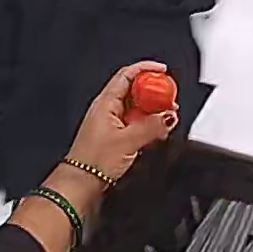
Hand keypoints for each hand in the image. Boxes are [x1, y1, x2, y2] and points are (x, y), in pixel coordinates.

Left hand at [66, 60, 177, 184]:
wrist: (82, 182)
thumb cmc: (93, 161)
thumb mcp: (128, 140)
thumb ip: (152, 126)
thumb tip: (169, 116)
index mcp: (106, 102)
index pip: (127, 74)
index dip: (146, 69)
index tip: (162, 71)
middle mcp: (107, 109)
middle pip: (135, 90)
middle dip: (155, 92)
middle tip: (169, 99)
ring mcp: (111, 122)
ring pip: (137, 107)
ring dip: (153, 110)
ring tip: (166, 118)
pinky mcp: (115, 135)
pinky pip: (135, 122)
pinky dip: (148, 124)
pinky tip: (156, 132)